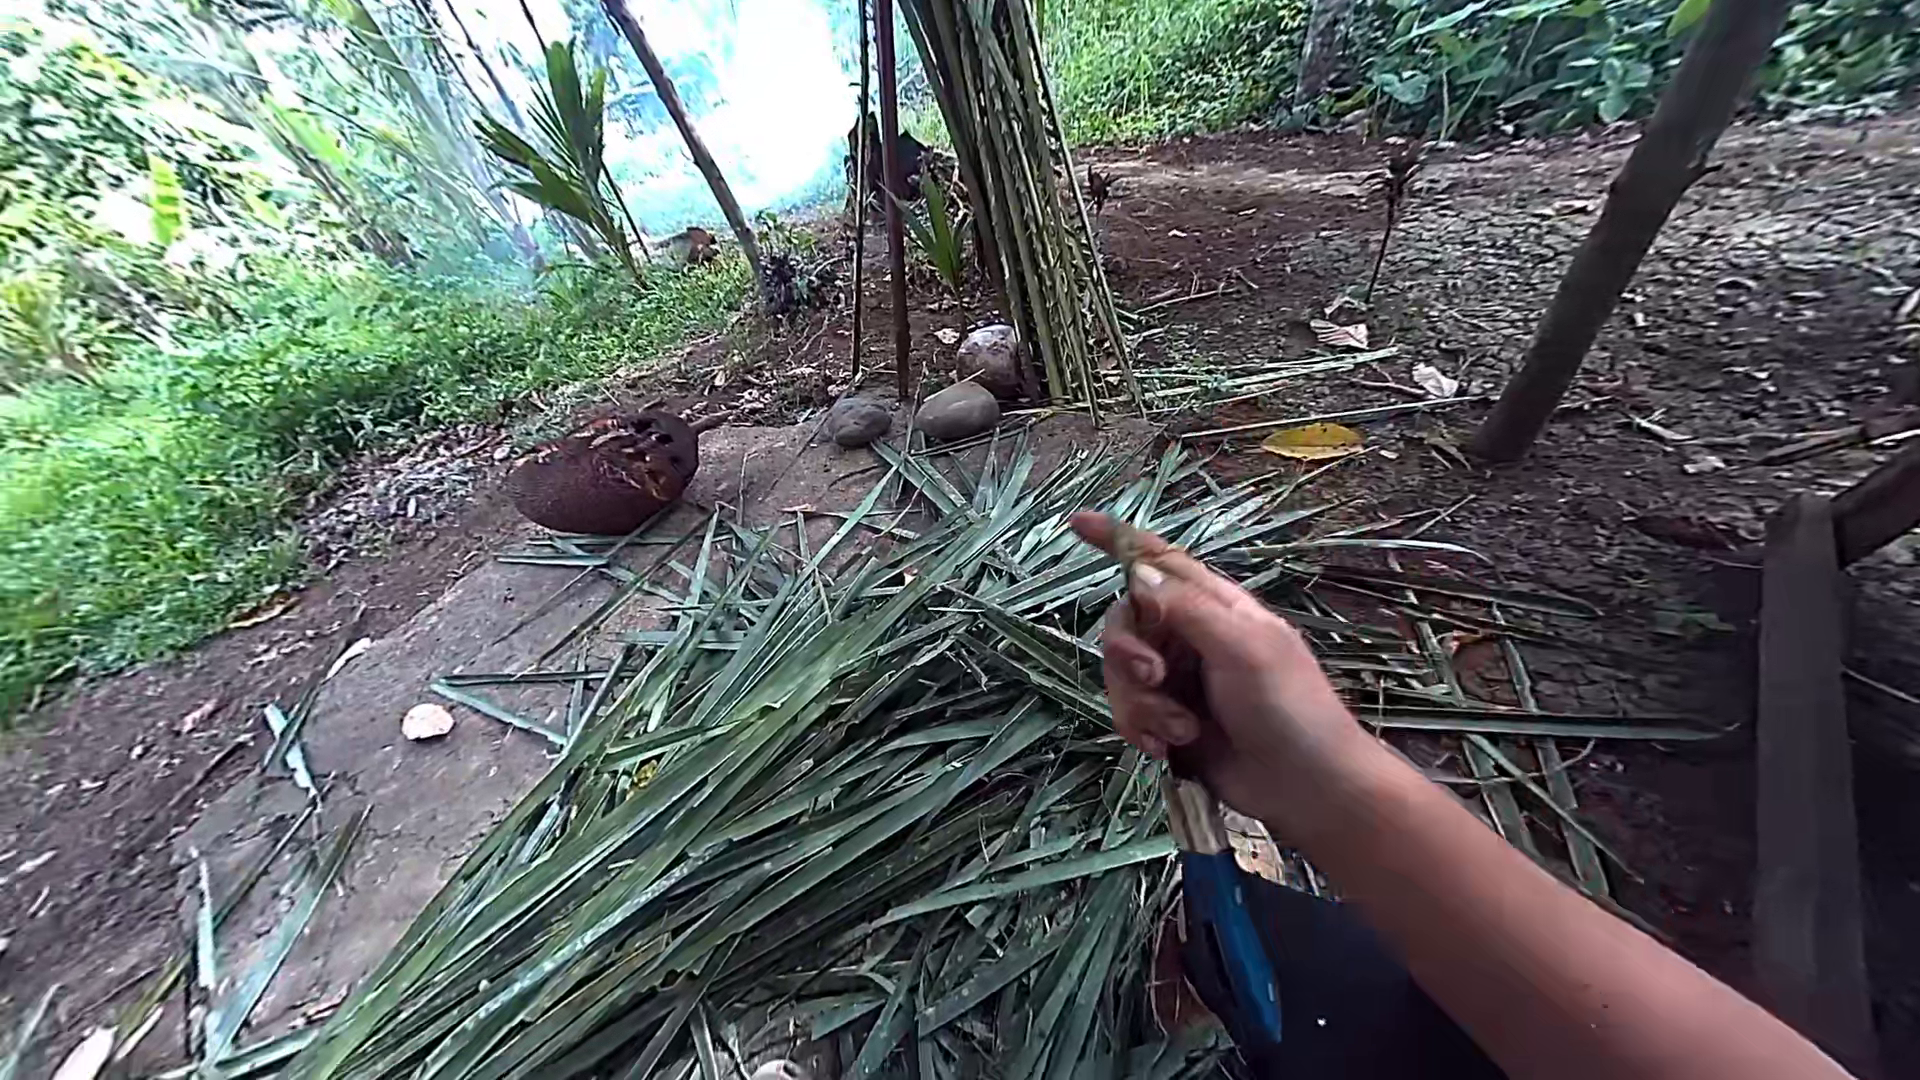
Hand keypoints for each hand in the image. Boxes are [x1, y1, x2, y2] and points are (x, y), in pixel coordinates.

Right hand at [1072, 512, 1390, 840]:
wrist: (1307, 790)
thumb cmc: (1288, 707)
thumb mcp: (1243, 649)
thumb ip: (1188, 610)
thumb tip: (1139, 574)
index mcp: (1211, 605)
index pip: (1158, 560)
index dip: (1117, 540)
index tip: (1077, 524)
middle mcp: (1186, 634)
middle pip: (1124, 622)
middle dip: (1127, 652)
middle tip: (1152, 676)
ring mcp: (1174, 677)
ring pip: (1118, 672)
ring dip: (1141, 703)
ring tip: (1180, 729)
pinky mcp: (1164, 717)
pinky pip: (1125, 710)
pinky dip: (1140, 727)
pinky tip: (1165, 747)